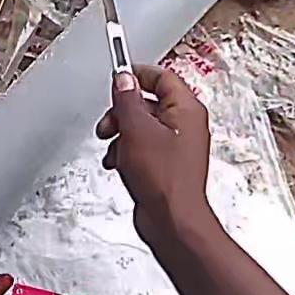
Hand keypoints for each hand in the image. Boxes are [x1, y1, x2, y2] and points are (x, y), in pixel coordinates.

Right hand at [96, 64, 215, 247]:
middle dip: (123, 112)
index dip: (137, 75)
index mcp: (186, 110)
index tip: (118, 76)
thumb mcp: (136, 131)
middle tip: (109, 123)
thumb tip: (123, 79)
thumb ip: (127, 101)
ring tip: (113, 148)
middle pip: (149, 103)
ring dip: (121, 135)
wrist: (171, 220)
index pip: (162, 77)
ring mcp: (175, 146)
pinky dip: (126, 152)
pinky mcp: (165, 165)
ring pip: (142, 127)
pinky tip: (118, 164)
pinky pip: (142, 148)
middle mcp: (184, 126)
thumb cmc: (164, 180)